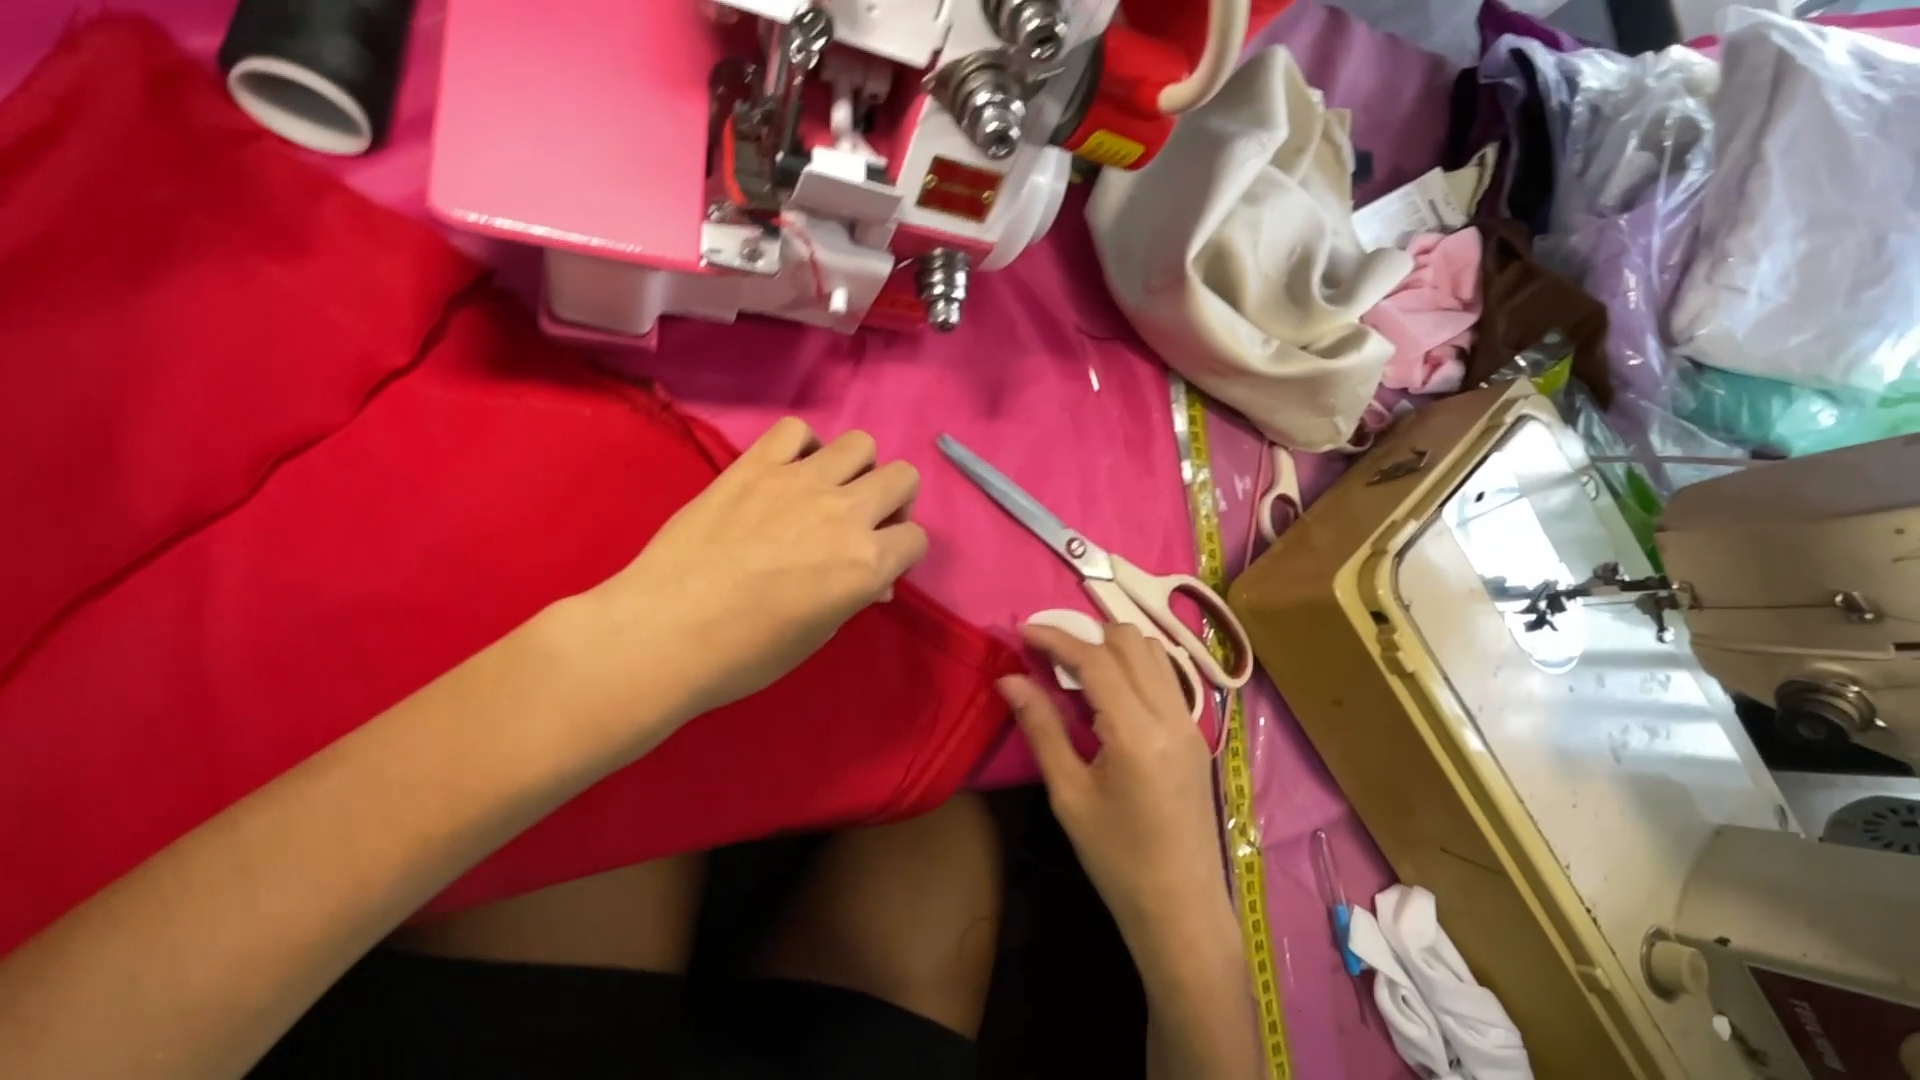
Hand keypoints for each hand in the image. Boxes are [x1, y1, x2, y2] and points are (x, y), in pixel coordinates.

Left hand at [587, 417, 926, 727]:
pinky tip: (786, 474)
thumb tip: (871, 580)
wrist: (664, 632)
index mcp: (867, 563)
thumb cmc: (745, 653)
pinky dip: (802, 447)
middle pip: (902, 477)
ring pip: (859, 444)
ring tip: (825, 494)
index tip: (876, 568)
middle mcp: (845, 512)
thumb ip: (854, 595)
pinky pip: (796, 430)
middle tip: (862, 526)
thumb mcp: (818, 635)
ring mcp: (799, 480)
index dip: (900, 554)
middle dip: (892, 502)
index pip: (916, 538)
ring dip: (854, 469)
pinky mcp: (755, 465)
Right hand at [998, 624, 1230, 951]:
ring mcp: (1191, 723)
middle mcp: (1172, 715)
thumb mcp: (1069, 795)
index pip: (1095, 659)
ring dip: (1113, 647)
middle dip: (1085, 635)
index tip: (1021, 632)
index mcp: (1137, 732)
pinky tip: (1108, 695)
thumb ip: (1041, 727)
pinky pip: (1166, 677)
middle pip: (1130, 641)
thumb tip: (1008, 679)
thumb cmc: (1116, 859)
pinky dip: (1134, 667)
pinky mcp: (1196, 735)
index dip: (1056, 638)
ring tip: (1075, 671)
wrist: (1180, 906)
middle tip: (1047, 655)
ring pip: (1154, 653)